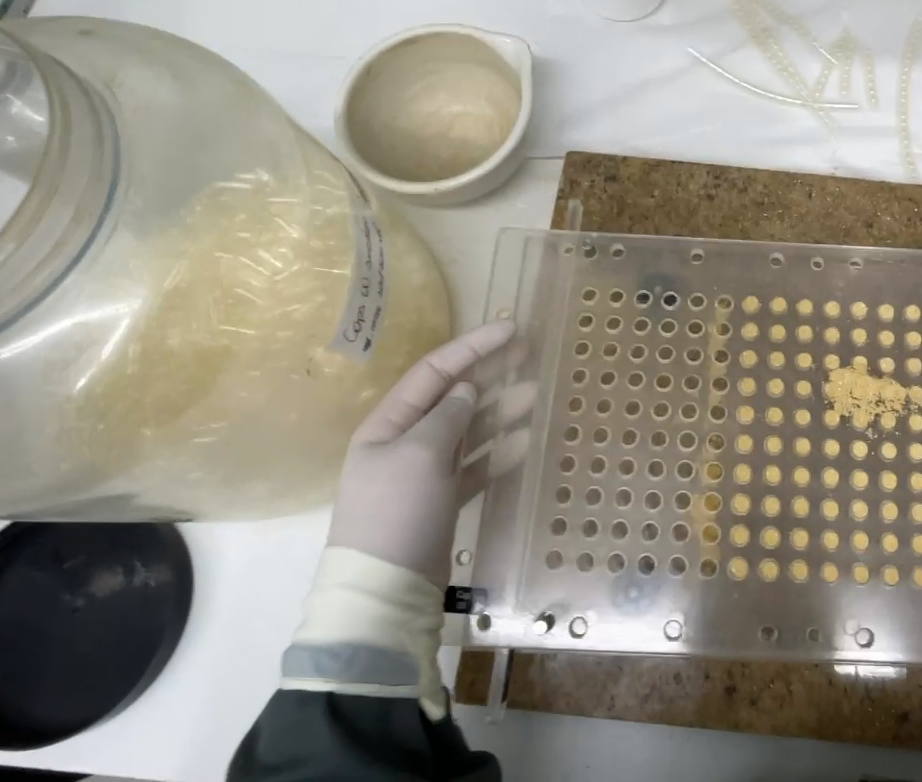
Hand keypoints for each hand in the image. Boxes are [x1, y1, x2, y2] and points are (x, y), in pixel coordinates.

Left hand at [327, 320, 514, 583]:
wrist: (385, 592)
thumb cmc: (396, 512)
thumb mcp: (420, 455)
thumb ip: (448, 416)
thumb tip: (466, 390)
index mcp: (388, 423)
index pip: (435, 372)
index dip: (473, 346)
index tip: (511, 328)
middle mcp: (405, 441)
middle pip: (454, 397)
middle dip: (490, 374)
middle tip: (530, 354)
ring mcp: (425, 472)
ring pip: (469, 430)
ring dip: (500, 412)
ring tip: (536, 396)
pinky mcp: (443, 499)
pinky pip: (476, 465)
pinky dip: (499, 452)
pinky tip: (526, 441)